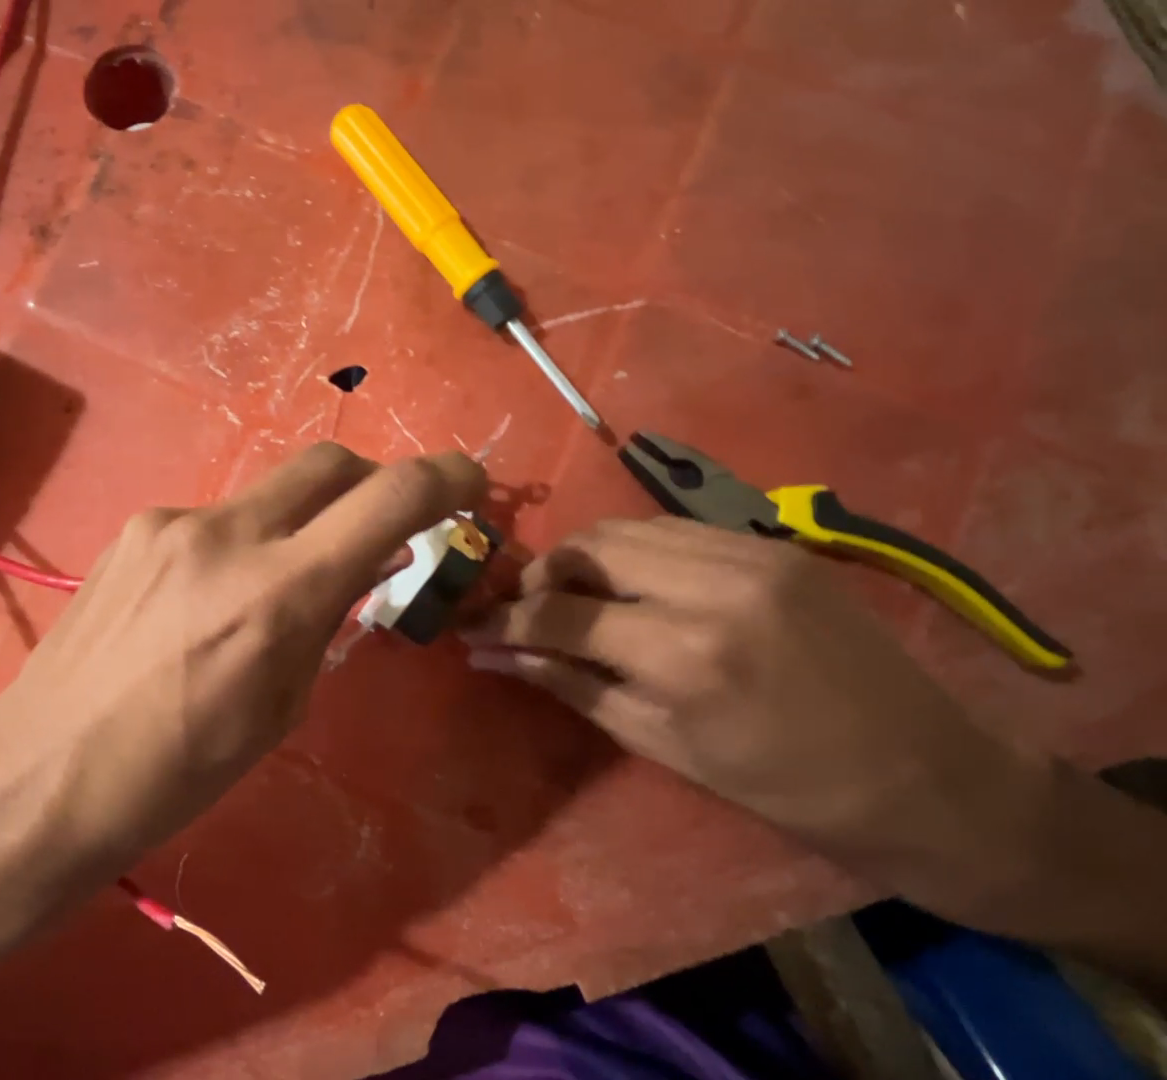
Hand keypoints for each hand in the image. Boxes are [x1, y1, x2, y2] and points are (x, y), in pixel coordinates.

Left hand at [0, 443, 484, 928]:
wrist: (44, 773)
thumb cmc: (175, 774)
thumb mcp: (279, 709)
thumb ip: (326, 622)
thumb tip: (360, 568)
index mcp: (277, 592)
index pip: (389, 497)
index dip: (445, 479)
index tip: (468, 484)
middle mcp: (225, 534)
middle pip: (328, 463)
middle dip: (371, 484)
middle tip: (383, 528)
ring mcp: (169, 523)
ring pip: (265, 495)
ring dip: (296, 524)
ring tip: (280, 587)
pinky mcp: (131, 530)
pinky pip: (211, 521)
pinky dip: (240, 544)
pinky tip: (212, 599)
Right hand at [463, 518, 1039, 889]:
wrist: (927, 778)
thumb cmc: (783, 786)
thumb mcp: (661, 743)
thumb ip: (571, 684)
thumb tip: (492, 654)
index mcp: (683, 653)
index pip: (560, 612)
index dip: (504, 617)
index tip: (469, 624)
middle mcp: (713, 584)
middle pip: (589, 546)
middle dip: (541, 574)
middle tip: (523, 609)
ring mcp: (753, 555)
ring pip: (629, 526)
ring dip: (585, 557)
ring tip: (571, 597)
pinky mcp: (777, 547)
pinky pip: (677, 530)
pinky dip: (636, 552)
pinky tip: (633, 587)